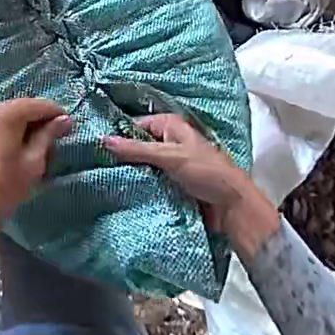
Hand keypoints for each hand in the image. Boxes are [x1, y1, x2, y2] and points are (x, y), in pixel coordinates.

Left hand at [0, 98, 72, 237]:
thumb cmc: (6, 187)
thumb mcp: (33, 162)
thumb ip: (48, 136)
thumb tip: (65, 119)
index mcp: (5, 115)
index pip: (37, 104)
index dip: (55, 112)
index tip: (70, 125)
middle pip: (24, 106)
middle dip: (42, 118)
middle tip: (59, 136)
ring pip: (13, 112)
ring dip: (29, 123)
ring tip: (44, 144)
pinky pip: (1, 119)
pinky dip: (15, 127)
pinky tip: (25, 144)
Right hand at [103, 114, 279, 255]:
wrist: (235, 209)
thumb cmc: (207, 173)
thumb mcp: (169, 157)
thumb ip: (136, 149)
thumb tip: (103, 140)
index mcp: (170, 125)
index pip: (135, 125)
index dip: (119, 135)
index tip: (99, 147)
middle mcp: (170, 140)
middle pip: (138, 144)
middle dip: (123, 154)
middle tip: (100, 163)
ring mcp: (172, 162)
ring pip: (143, 163)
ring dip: (131, 170)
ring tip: (107, 176)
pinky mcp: (173, 182)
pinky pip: (151, 178)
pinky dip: (141, 182)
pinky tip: (125, 187)